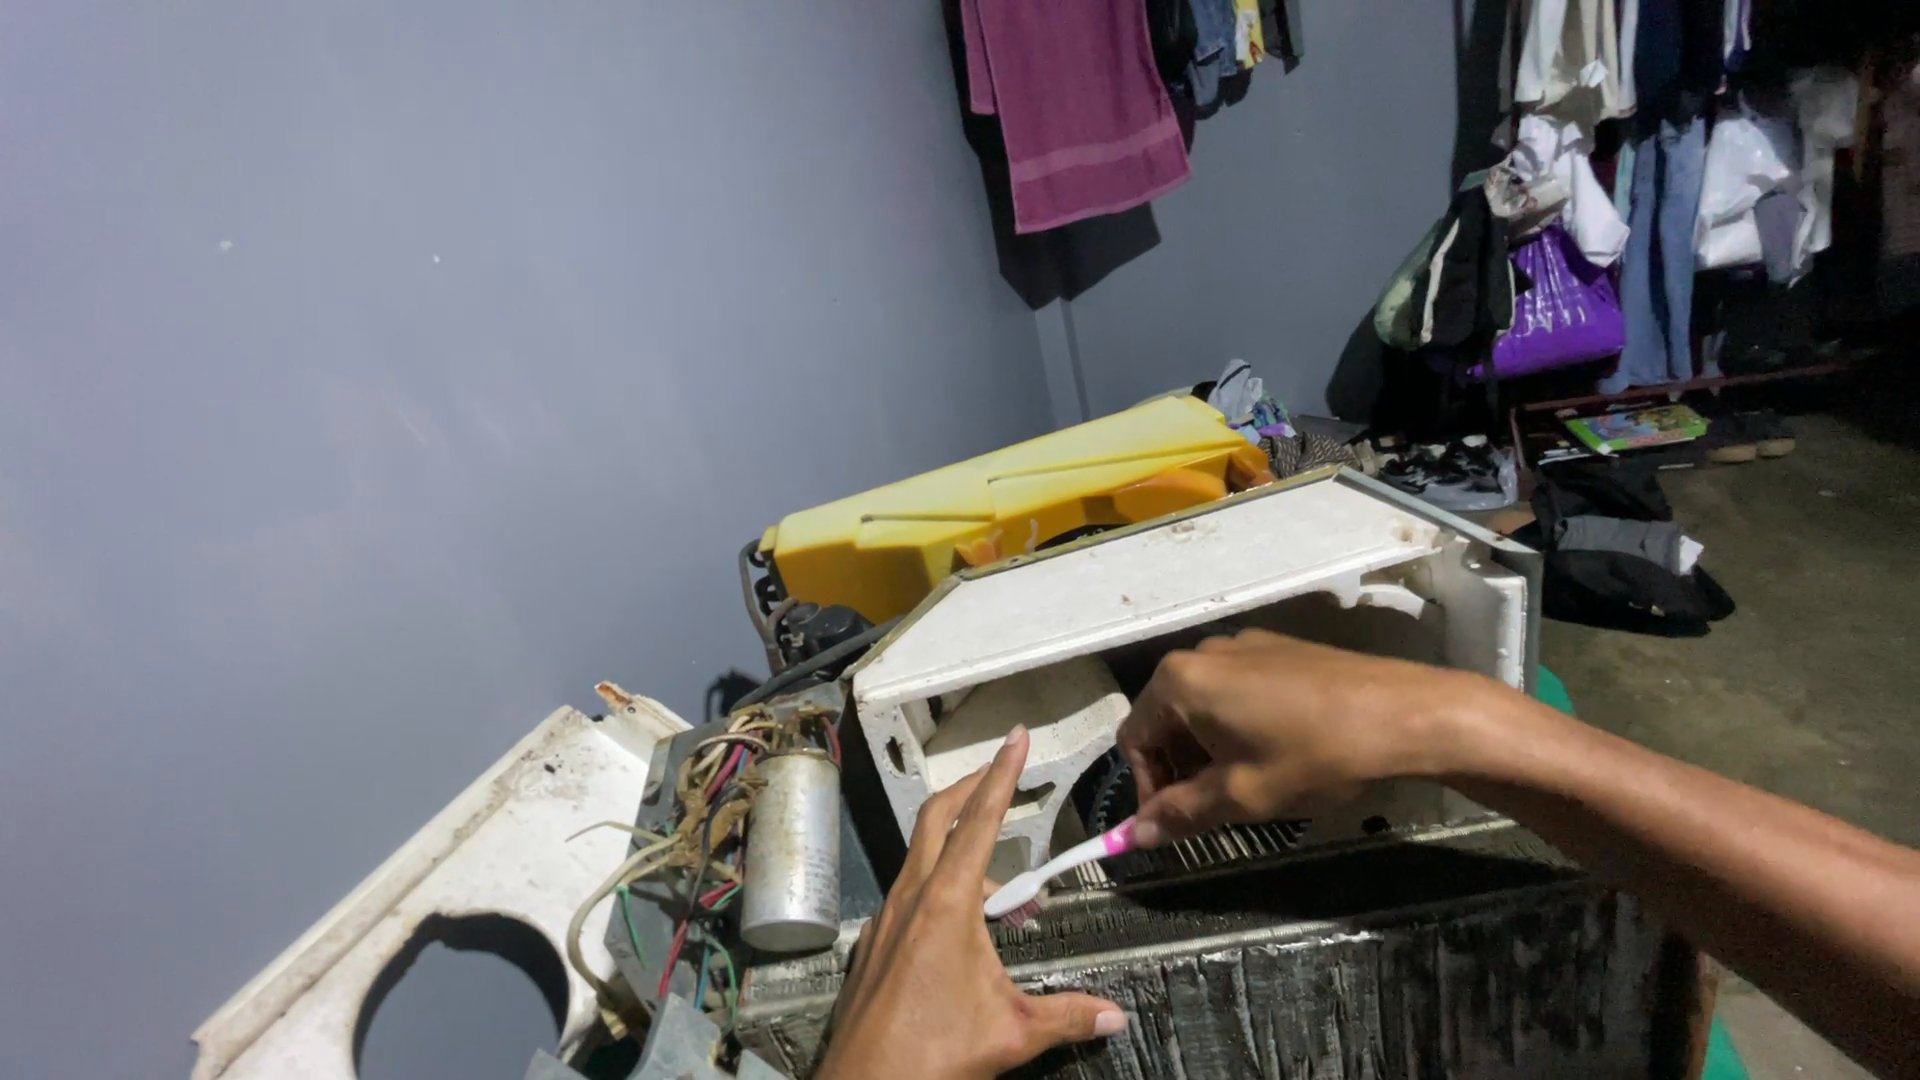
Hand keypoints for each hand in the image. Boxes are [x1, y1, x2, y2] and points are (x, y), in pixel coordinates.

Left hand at [815, 726, 1128, 1079]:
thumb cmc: (937, 1053)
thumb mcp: (1012, 1032)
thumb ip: (1067, 1015)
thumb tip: (1116, 1015)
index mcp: (948, 899)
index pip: (982, 818)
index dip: (1004, 772)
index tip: (1017, 735)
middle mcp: (913, 892)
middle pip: (939, 815)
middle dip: (972, 786)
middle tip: (1001, 773)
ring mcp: (888, 913)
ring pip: (924, 855)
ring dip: (962, 851)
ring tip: (1004, 898)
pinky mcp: (875, 939)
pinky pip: (911, 892)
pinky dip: (940, 889)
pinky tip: (961, 931)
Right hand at [1115, 629, 1486, 846]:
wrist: (1404, 712)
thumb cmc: (1314, 756)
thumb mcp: (1242, 795)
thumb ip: (1180, 813)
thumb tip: (1135, 836)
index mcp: (1178, 682)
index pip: (1134, 739)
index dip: (1146, 786)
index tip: (1172, 821)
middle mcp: (1199, 653)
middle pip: (1164, 716)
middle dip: (1177, 765)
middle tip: (1210, 805)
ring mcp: (1237, 644)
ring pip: (1198, 702)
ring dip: (1205, 744)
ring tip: (1245, 778)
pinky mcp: (1271, 646)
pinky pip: (1231, 686)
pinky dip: (1233, 720)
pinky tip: (1274, 746)